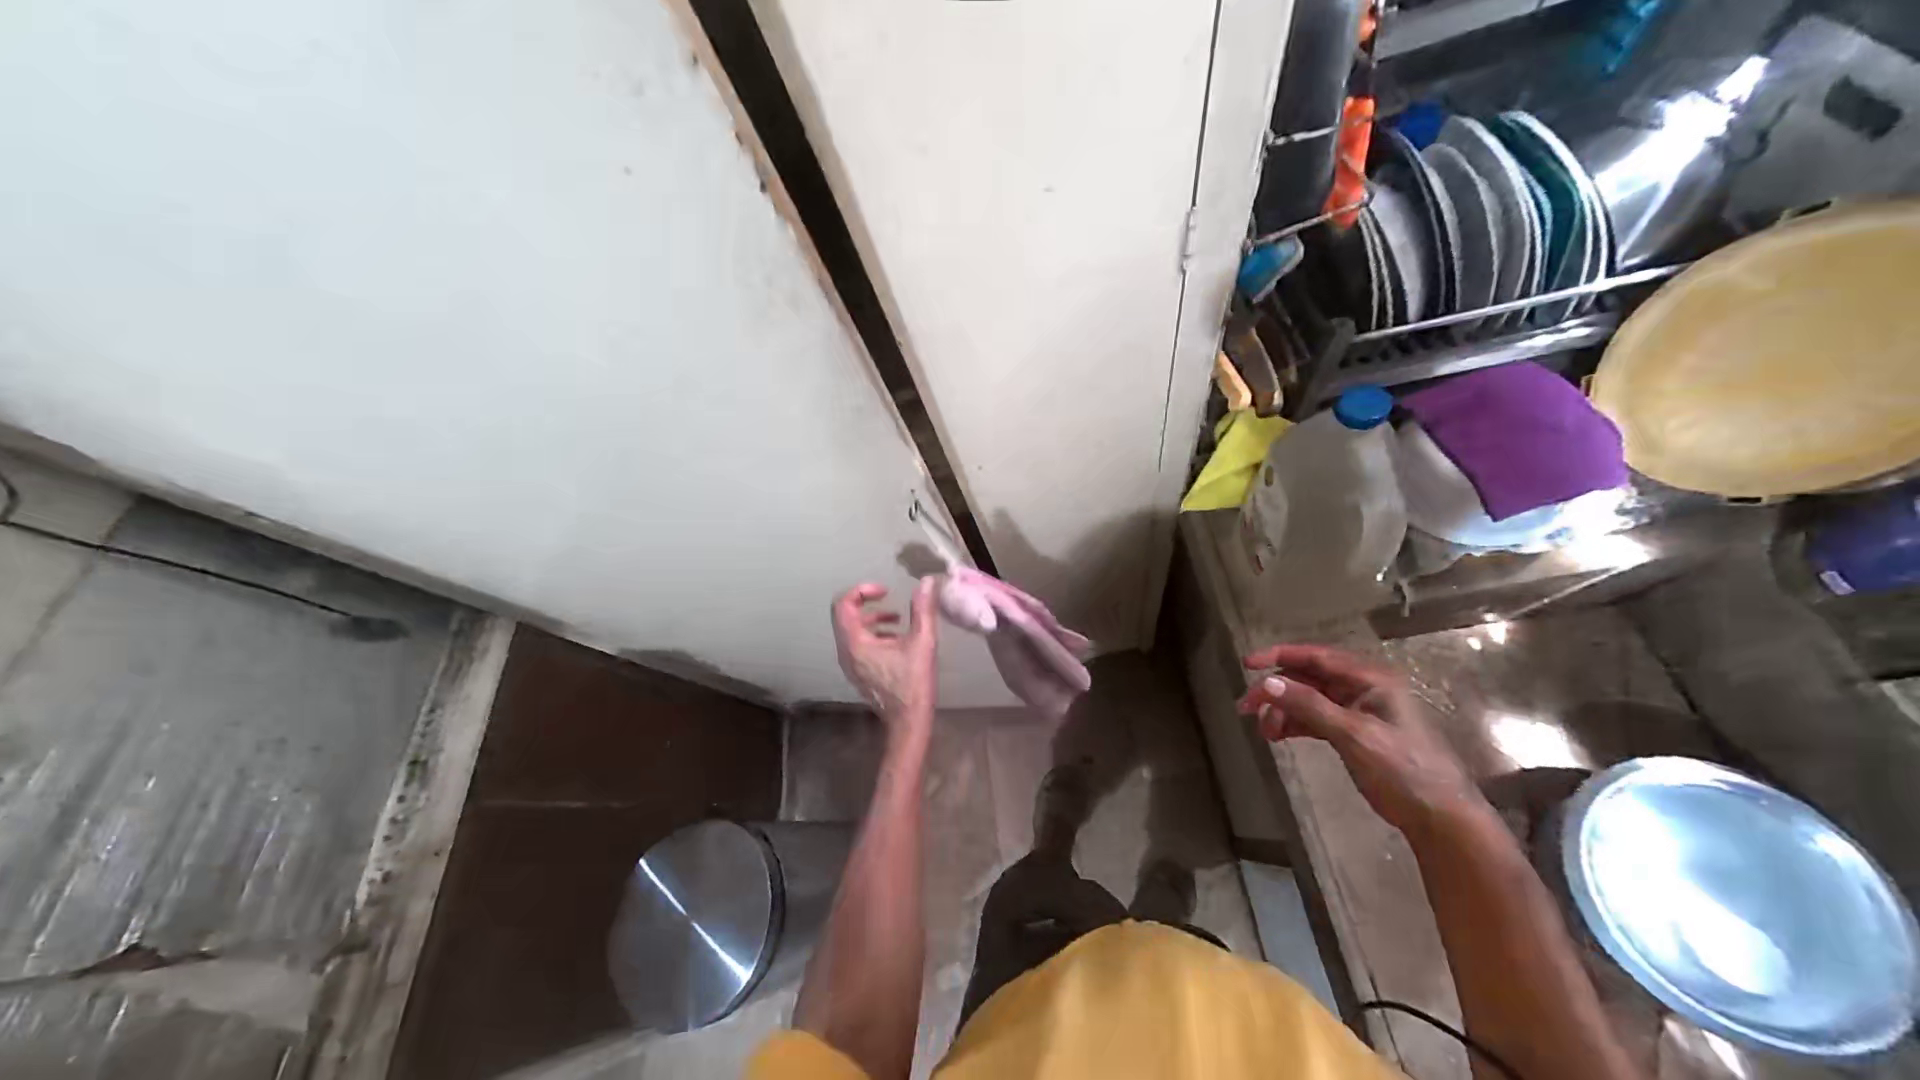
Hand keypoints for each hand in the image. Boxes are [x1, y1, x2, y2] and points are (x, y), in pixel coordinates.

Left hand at [832, 579, 938, 732]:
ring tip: (897, 619)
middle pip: (845, 615)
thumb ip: (923, 610)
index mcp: (855, 643)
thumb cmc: (913, 684)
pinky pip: (857, 644)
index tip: (885, 591)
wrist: (907, 723)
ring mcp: (850, 664)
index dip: (862, 591)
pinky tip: (897, 639)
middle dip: (867, 603)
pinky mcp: (858, 672)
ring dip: (871, 619)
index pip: (843, 604)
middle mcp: (846, 652)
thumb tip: (927, 582)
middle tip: (888, 598)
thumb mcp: (923, 643)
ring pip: (851, 630)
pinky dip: (873, 634)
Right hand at [1237, 644, 1485, 838]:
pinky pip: (1315, 718)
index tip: (1246, 664)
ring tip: (1265, 733)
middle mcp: (1364, 688)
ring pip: (1308, 699)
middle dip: (1276, 691)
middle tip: (1245, 708)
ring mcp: (1360, 711)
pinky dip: (1295, 724)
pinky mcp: (1354, 732)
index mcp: (1371, 679)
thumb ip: (1310, 706)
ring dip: (1283, 711)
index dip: (1278, 656)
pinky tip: (1278, 736)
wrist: (1440, 817)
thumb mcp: (1354, 735)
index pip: (1316, 657)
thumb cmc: (1403, 770)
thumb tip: (1267, 683)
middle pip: (1308, 678)